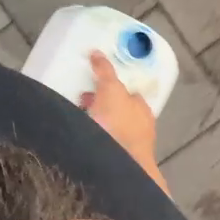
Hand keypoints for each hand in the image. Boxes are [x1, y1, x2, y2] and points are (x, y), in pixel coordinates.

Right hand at [79, 52, 165, 190]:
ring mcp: (131, 145)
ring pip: (112, 127)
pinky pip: (104, 141)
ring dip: (98, 122)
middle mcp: (140, 126)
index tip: (96, 83)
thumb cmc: (119, 124)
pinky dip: (94, 136)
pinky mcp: (119, 160)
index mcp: (142, 108)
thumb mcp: (111, 89)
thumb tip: (97, 52)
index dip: (114, 86)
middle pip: (120, 110)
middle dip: (103, 104)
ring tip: (78, 118)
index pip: (130, 92)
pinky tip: (82, 134)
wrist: (120, 166)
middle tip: (83, 99)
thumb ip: (105, 71)